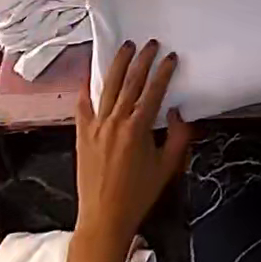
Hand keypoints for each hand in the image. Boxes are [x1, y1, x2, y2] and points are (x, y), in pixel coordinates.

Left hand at [73, 40, 194, 257]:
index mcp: (138, 129)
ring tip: (126, 48)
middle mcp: (115, 122)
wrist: (105, 217)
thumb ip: (178, 137)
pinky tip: (91, 75)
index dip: (164, 72)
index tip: (170, 57)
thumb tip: (178, 113)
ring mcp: (96, 126)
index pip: (154, 91)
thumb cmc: (139, 194)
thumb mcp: (168, 167)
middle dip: (142, 60)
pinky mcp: (82, 133)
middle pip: (130, 82)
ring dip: (118, 64)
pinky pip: (84, 105)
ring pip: (107, 87)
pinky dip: (87, 88)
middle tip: (150, 44)